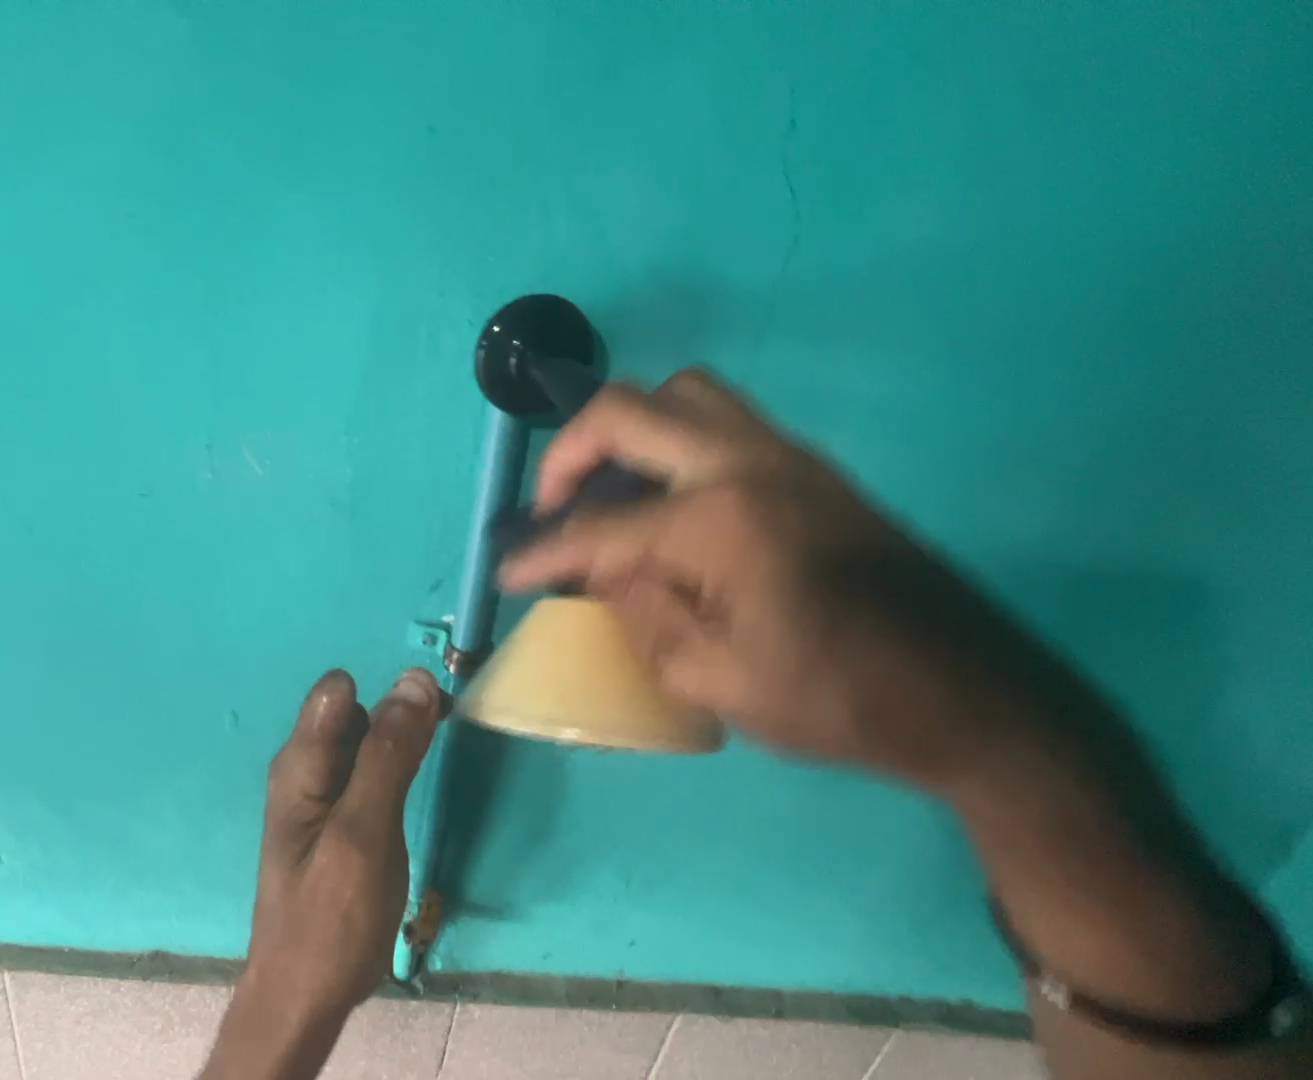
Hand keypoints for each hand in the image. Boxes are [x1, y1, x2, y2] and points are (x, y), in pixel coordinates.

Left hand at [202, 668, 445, 1079]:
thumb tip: (416, 679)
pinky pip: (369, 775)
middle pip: (356, 711)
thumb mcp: (364, 831)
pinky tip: (415, 791)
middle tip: (444, 736)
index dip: (386, 691)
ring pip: (366, 743)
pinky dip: (396, 771)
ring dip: (402, 742)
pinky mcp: (340, 822)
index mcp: (301, 762)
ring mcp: (322, 796)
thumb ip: (388, 755)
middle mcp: (306, 769)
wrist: (306, 998)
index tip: (433, 711)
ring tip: (435, 762)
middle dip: (400, 714)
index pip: (339, 689)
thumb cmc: (332, 917)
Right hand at [498, 370, 1060, 791]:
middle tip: (551, 506)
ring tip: (607, 490)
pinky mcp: (809, 467)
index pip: (597, 526)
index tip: (504, 573)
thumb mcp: (712, 679)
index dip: (540, 552)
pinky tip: (665, 501)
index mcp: (719, 522)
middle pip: (627, 411)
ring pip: (680, 395)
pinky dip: (670, 442)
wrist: (970, 696)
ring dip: (626, 431)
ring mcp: (785, 456)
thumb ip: (638, 611)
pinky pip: (719, 421)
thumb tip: (596, 569)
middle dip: (568, 452)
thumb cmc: (835, 701)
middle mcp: (747, 464)